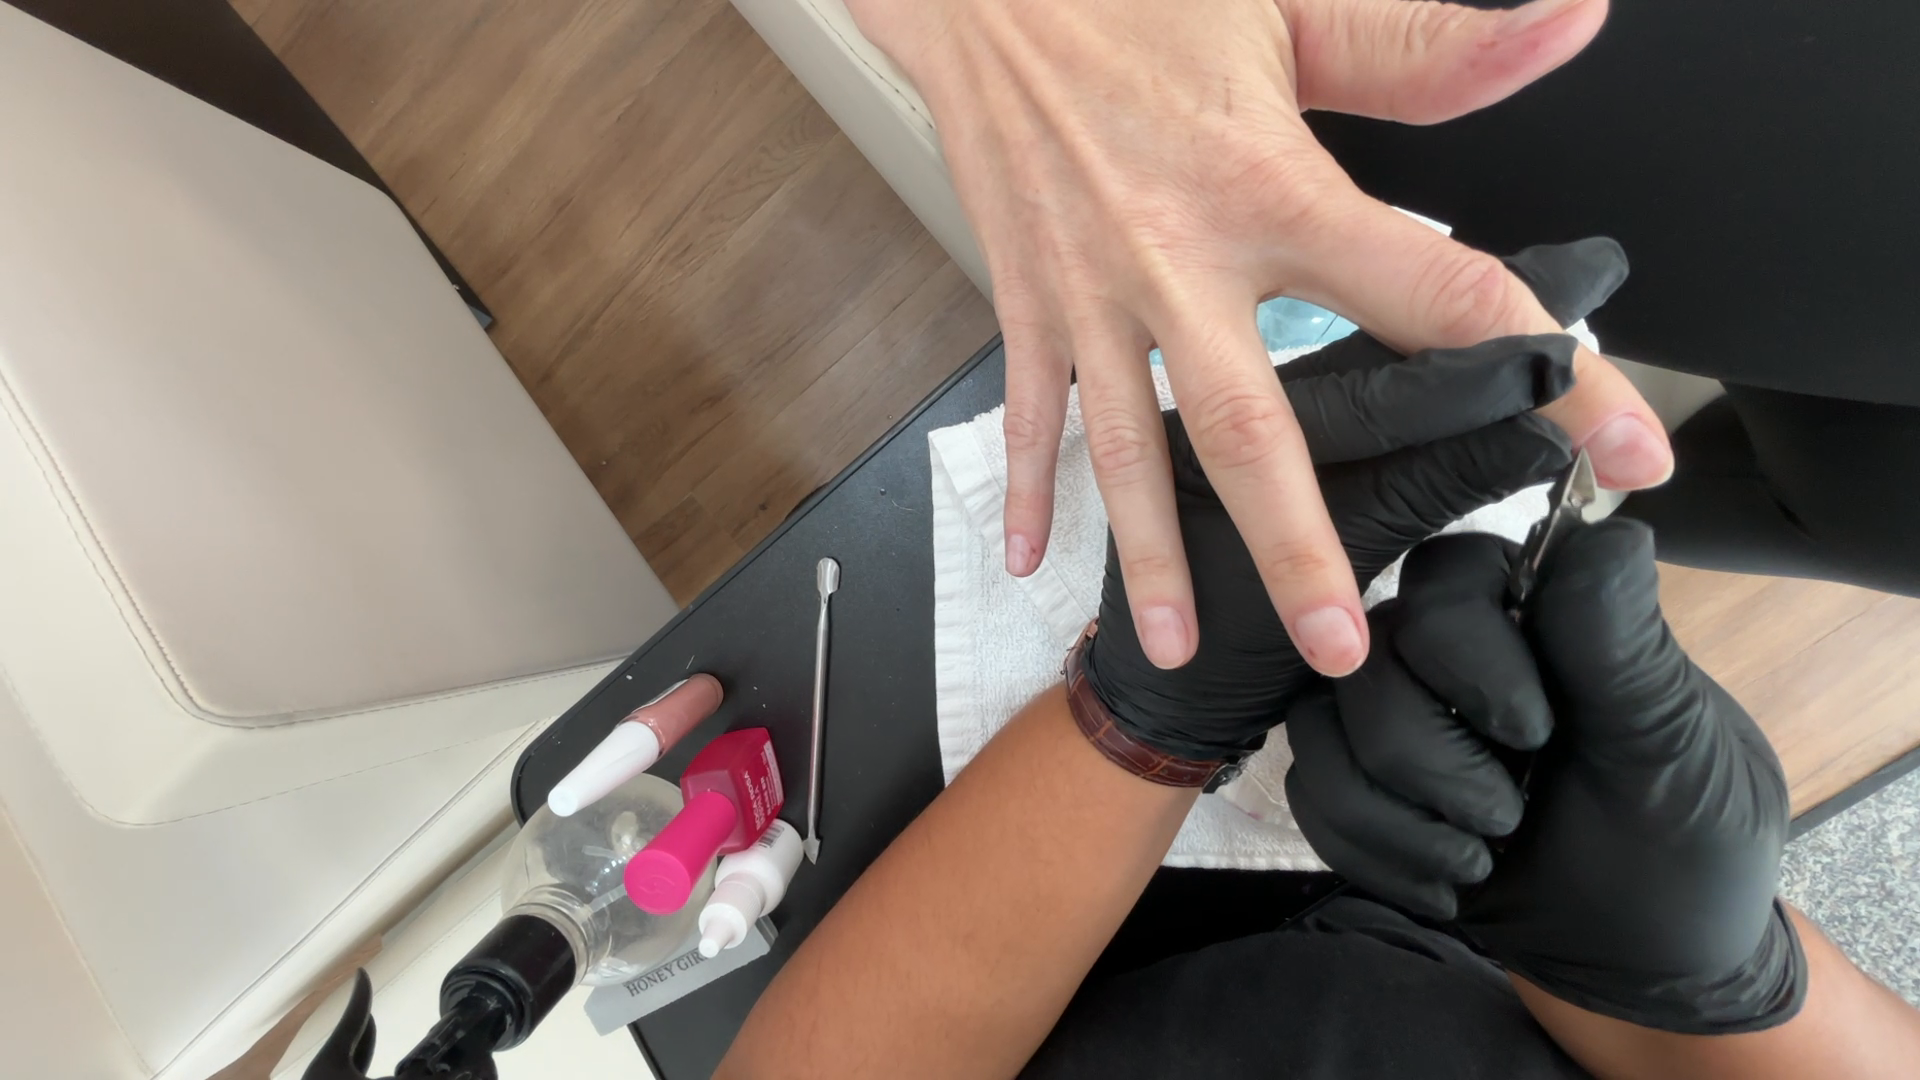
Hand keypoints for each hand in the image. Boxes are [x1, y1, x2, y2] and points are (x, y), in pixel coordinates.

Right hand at [842, 0, 1672, 676]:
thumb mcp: (1285, 2)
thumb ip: (1418, 45)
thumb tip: (1568, 31)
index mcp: (1262, 188)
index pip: (1431, 291)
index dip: (1537, 372)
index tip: (1612, 457)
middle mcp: (1173, 266)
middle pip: (1248, 429)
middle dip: (1295, 543)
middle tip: (1333, 643)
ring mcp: (1088, 302)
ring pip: (1126, 451)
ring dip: (1150, 555)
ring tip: (1173, 644)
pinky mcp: (1026, 311)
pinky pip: (1029, 417)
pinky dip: (1028, 491)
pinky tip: (1030, 559)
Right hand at [1288, 522, 1805, 1032]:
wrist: (1615, 950)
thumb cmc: (1669, 839)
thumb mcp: (1671, 750)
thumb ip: (1620, 649)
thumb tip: (1607, 530)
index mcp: (1511, 616)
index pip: (1440, 575)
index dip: (1466, 652)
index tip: (1534, 732)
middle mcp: (1422, 648)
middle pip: (1361, 663)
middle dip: (1433, 762)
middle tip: (1507, 817)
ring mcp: (1366, 707)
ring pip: (1318, 726)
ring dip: (1403, 817)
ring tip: (1476, 857)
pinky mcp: (1332, 766)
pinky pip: (1306, 788)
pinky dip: (1376, 851)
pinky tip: (1437, 876)